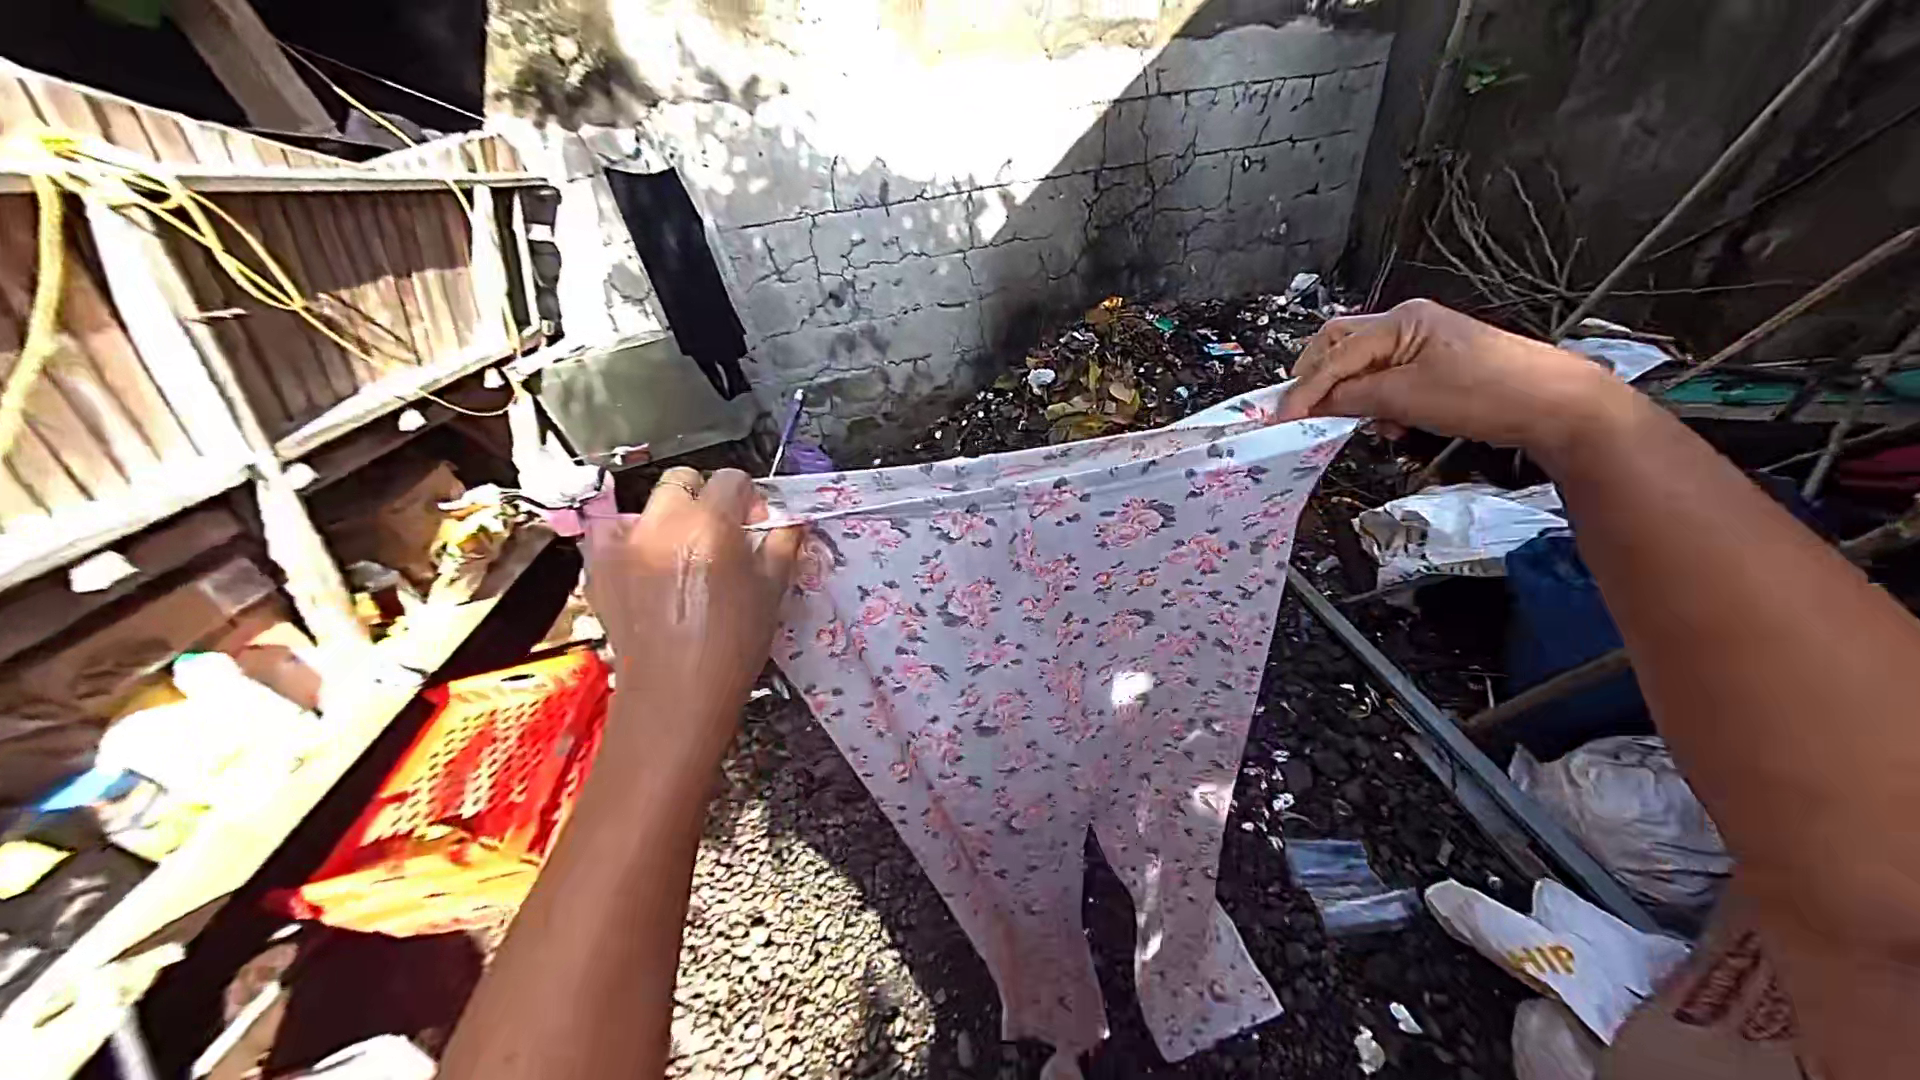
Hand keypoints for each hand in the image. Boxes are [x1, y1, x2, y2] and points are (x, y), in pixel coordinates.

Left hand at [581, 467, 802, 735]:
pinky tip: (648, 563)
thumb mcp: (771, 590)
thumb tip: (787, 522)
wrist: (676, 693)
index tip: (754, 520)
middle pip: (684, 479)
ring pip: (648, 504)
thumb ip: (782, 544)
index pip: (732, 479)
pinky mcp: (599, 566)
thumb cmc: (732, 645)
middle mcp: (663, 524)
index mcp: (711, 525)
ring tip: (683, 551)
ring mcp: (625, 543)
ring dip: (670, 516)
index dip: (749, 497)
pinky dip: (631, 538)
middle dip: (706, 497)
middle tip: (720, 531)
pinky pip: (612, 532)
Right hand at [1277, 299, 1638, 459]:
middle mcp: (1406, 325)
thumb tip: (1314, 405)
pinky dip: (1376, 403)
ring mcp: (1420, 344)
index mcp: (1400, 322)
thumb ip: (1350, 398)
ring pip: (1359, 368)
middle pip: (1339, 349)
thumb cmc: (1486, 393)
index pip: (1334, 355)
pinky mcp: (1432, 366)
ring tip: (1364, 423)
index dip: (1305, 389)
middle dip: (1321, 382)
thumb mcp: (1404, 398)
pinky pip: (1384, 381)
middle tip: (1308, 412)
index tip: (1283, 418)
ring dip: (1351, 397)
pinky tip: (1391, 423)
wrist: (1556, 406)